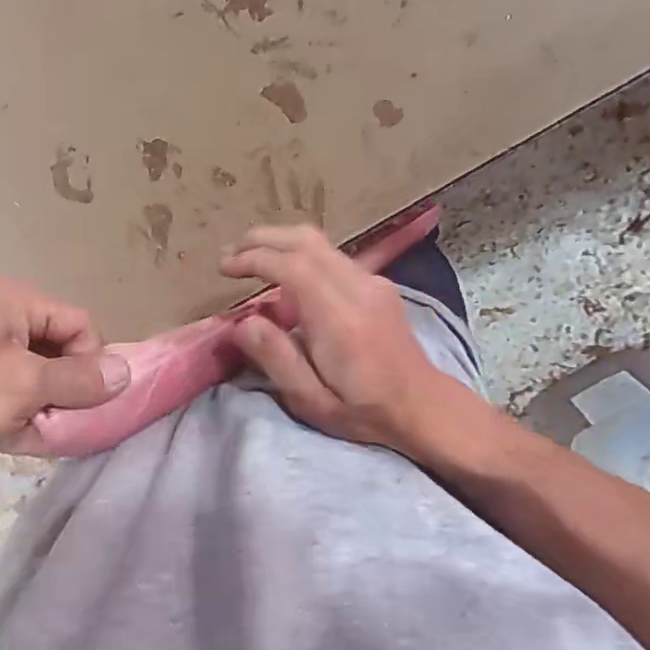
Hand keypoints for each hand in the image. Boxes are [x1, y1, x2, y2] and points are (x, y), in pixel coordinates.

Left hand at [0, 278, 130, 484]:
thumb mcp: (21, 387)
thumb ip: (79, 380)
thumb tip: (127, 370)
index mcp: (15, 300)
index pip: (81, 325)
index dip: (91, 366)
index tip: (82, 408)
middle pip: (57, 352)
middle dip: (59, 394)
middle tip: (46, 428)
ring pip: (29, 378)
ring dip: (32, 411)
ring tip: (14, 437)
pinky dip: (5, 416)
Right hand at [220, 225, 454, 449]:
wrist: (423, 406)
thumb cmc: (364, 411)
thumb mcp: (313, 402)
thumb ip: (277, 360)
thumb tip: (243, 323)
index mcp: (340, 320)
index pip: (294, 267)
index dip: (255, 259)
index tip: (225, 267)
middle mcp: (359, 289)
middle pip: (307, 241)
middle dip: (263, 238)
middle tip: (231, 252)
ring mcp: (372, 282)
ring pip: (320, 243)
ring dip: (281, 242)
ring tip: (250, 257)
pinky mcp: (377, 283)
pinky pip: (332, 256)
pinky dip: (300, 254)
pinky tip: (285, 275)